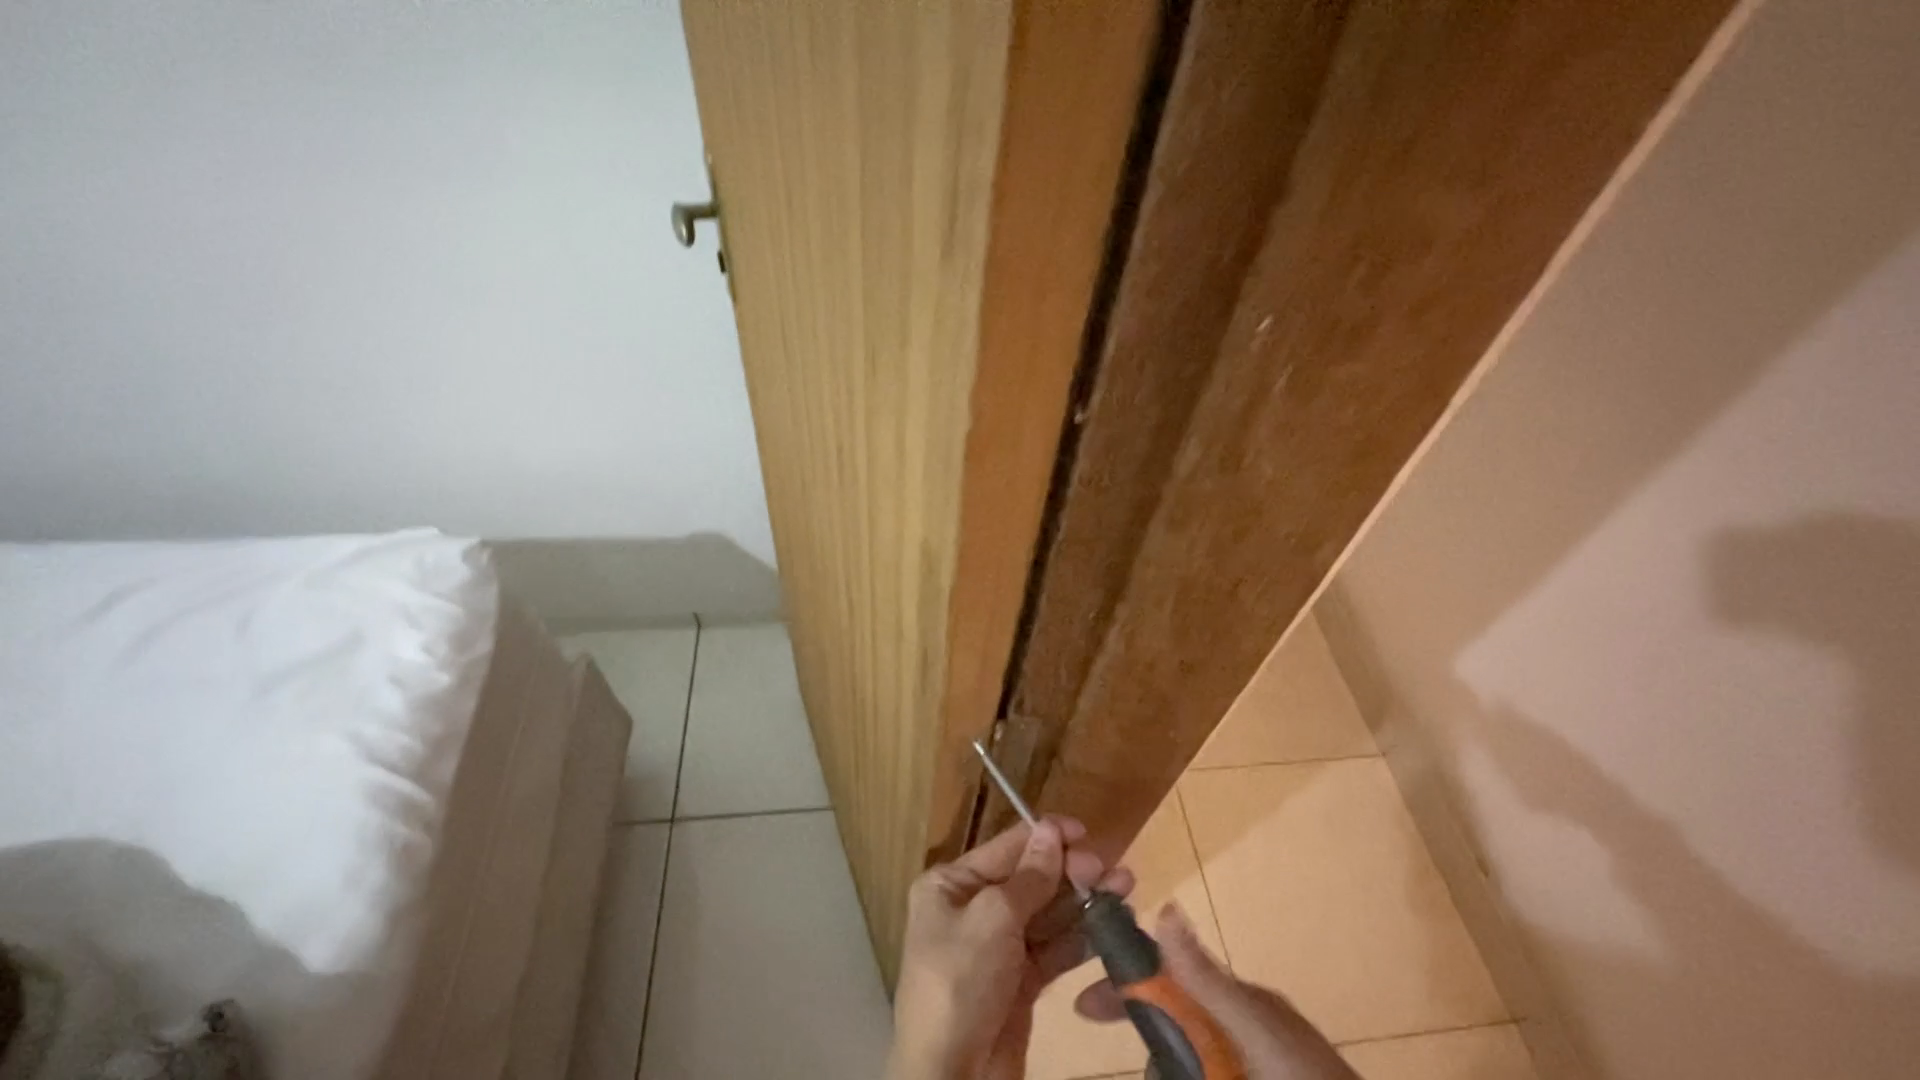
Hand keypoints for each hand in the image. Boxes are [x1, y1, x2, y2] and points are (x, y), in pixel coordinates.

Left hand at [887, 816, 1133, 1079]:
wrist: (952, 1074)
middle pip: (1030, 880)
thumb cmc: (961, 981)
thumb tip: (1050, 829)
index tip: (1086, 831)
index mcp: (951, 886)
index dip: (1046, 836)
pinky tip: (1110, 927)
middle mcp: (972, 910)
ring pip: (1047, 914)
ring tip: (1124, 889)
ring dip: (1083, 902)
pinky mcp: (1020, 981)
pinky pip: (1053, 949)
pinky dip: (1080, 938)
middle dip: (1070, 872)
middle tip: (1110, 871)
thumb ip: (1029, 877)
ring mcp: (997, 947)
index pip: (1005, 848)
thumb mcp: (993, 919)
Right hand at [1074, 905, 1360, 1079]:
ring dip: (1167, 1063)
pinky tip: (1182, 1074)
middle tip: (1130, 1057)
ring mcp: (1253, 1057)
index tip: (1087, 1005)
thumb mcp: (1251, 1025)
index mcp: (1238, 999)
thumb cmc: (1302, 1073)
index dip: (1128, 985)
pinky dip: (1189, 1069)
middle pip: (1177, 1019)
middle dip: (1149, 1035)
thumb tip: (1164, 906)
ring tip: (1159, 1072)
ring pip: (1192, 1052)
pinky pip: (1210, 1065)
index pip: (1170, 976)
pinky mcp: (1256, 1072)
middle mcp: (1243, 1024)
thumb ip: (1206, 977)